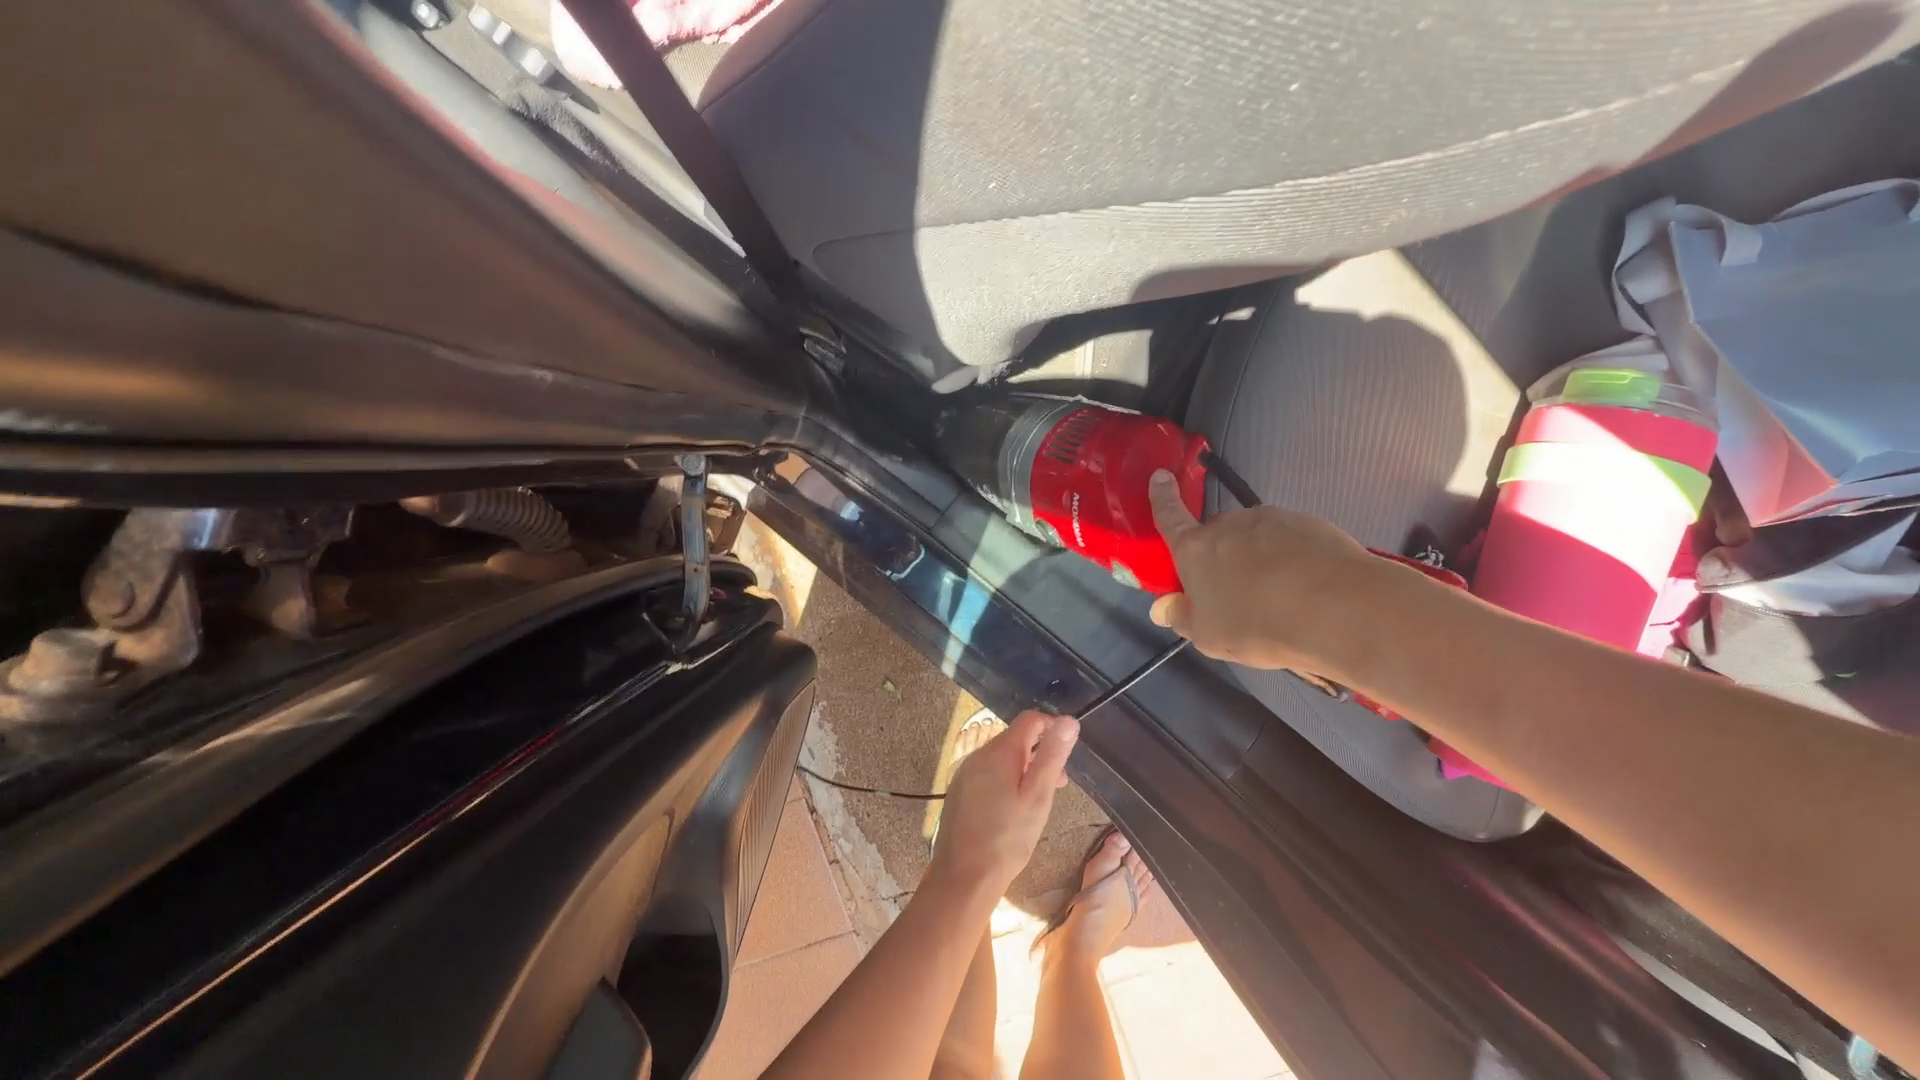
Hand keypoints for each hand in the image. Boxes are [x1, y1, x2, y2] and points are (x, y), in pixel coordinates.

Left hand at [930, 710, 1077, 895]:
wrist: (964, 876)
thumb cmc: (1008, 839)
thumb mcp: (1037, 797)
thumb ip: (1052, 756)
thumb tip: (1068, 720)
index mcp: (999, 752)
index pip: (1030, 720)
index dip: (1052, 728)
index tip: (1066, 753)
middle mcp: (978, 755)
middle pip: (1015, 738)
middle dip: (1039, 752)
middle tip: (1058, 784)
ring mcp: (965, 773)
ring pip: (1001, 757)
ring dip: (1023, 768)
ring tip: (1038, 800)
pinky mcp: (959, 790)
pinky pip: (988, 773)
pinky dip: (1006, 780)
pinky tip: (1012, 809)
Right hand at [1147, 469, 1389, 673]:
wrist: (1336, 609)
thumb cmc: (1257, 624)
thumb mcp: (1208, 636)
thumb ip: (1182, 617)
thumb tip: (1163, 606)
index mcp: (1195, 549)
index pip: (1169, 516)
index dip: (1162, 497)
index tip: (1160, 477)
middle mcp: (1228, 524)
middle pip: (1216, 536)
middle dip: (1221, 556)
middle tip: (1236, 592)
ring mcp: (1270, 519)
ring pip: (1254, 538)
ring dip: (1257, 558)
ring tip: (1278, 596)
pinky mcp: (1307, 523)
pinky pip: (1288, 540)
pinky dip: (1289, 558)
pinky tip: (1305, 586)